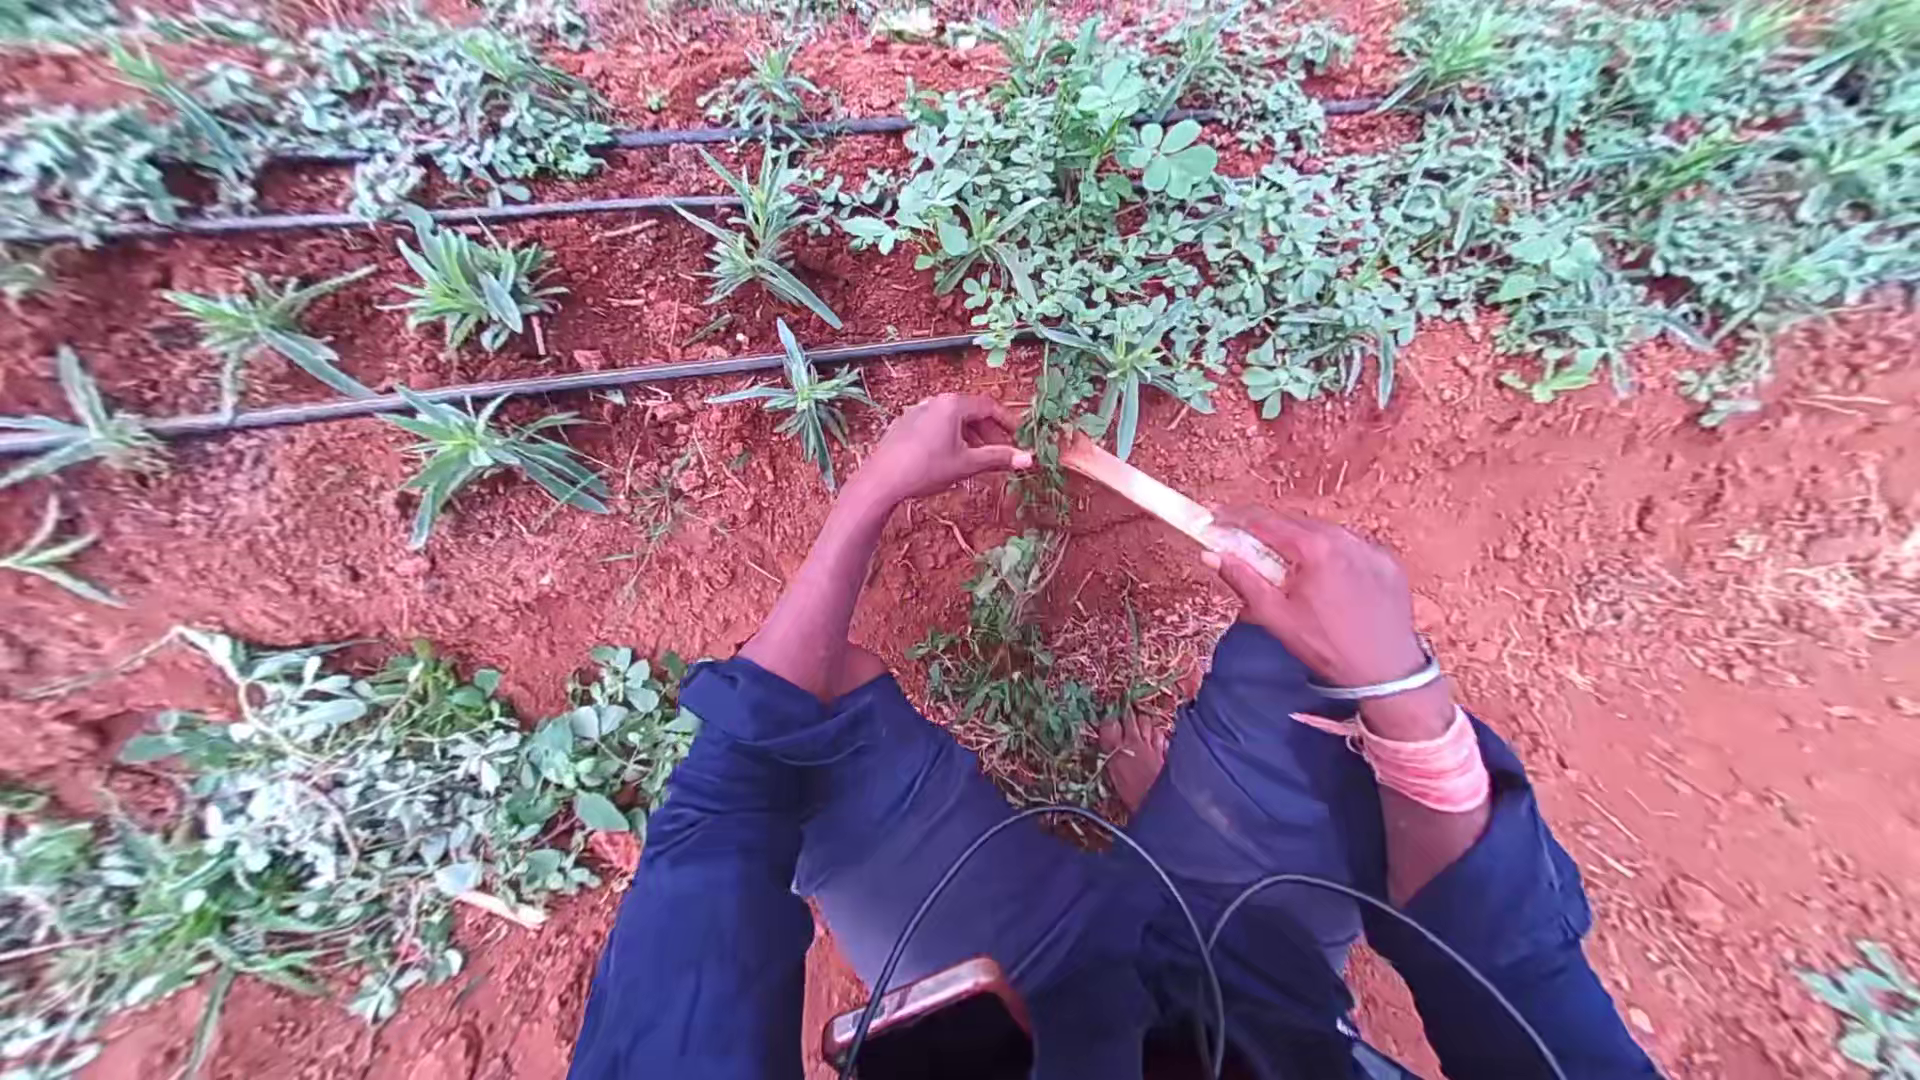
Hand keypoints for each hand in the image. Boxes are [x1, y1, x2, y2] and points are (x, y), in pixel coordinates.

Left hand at [848, 393, 1032, 506]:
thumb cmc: (927, 468)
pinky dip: (950, 439)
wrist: (882, 480)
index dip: (1006, 422)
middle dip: (988, 433)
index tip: (1017, 437)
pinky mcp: (904, 425)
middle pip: (970, 413)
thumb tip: (1029, 459)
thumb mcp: (967, 464)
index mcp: (953, 404)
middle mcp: (935, 401)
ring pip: (952, 421)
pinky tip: (950, 460)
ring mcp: (917, 412)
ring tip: (977, 460)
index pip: (989, 407)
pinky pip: (935, 427)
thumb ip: (998, 458)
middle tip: (1000, 453)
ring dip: (969, 438)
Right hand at [1204, 506, 1425, 687]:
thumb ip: (1242, 578)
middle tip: (1242, 544)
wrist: (1386, 673)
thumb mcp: (1274, 614)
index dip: (1234, 518)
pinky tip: (1320, 573)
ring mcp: (1370, 549)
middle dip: (1264, 530)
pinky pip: (1348, 545)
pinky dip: (1327, 551)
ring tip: (1282, 562)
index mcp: (1315, 549)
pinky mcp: (1387, 562)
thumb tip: (1210, 554)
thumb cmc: (1325, 645)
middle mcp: (1346, 539)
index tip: (1213, 519)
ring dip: (1296, 539)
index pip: (1264, 521)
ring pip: (1322, 531)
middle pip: (1293, 522)